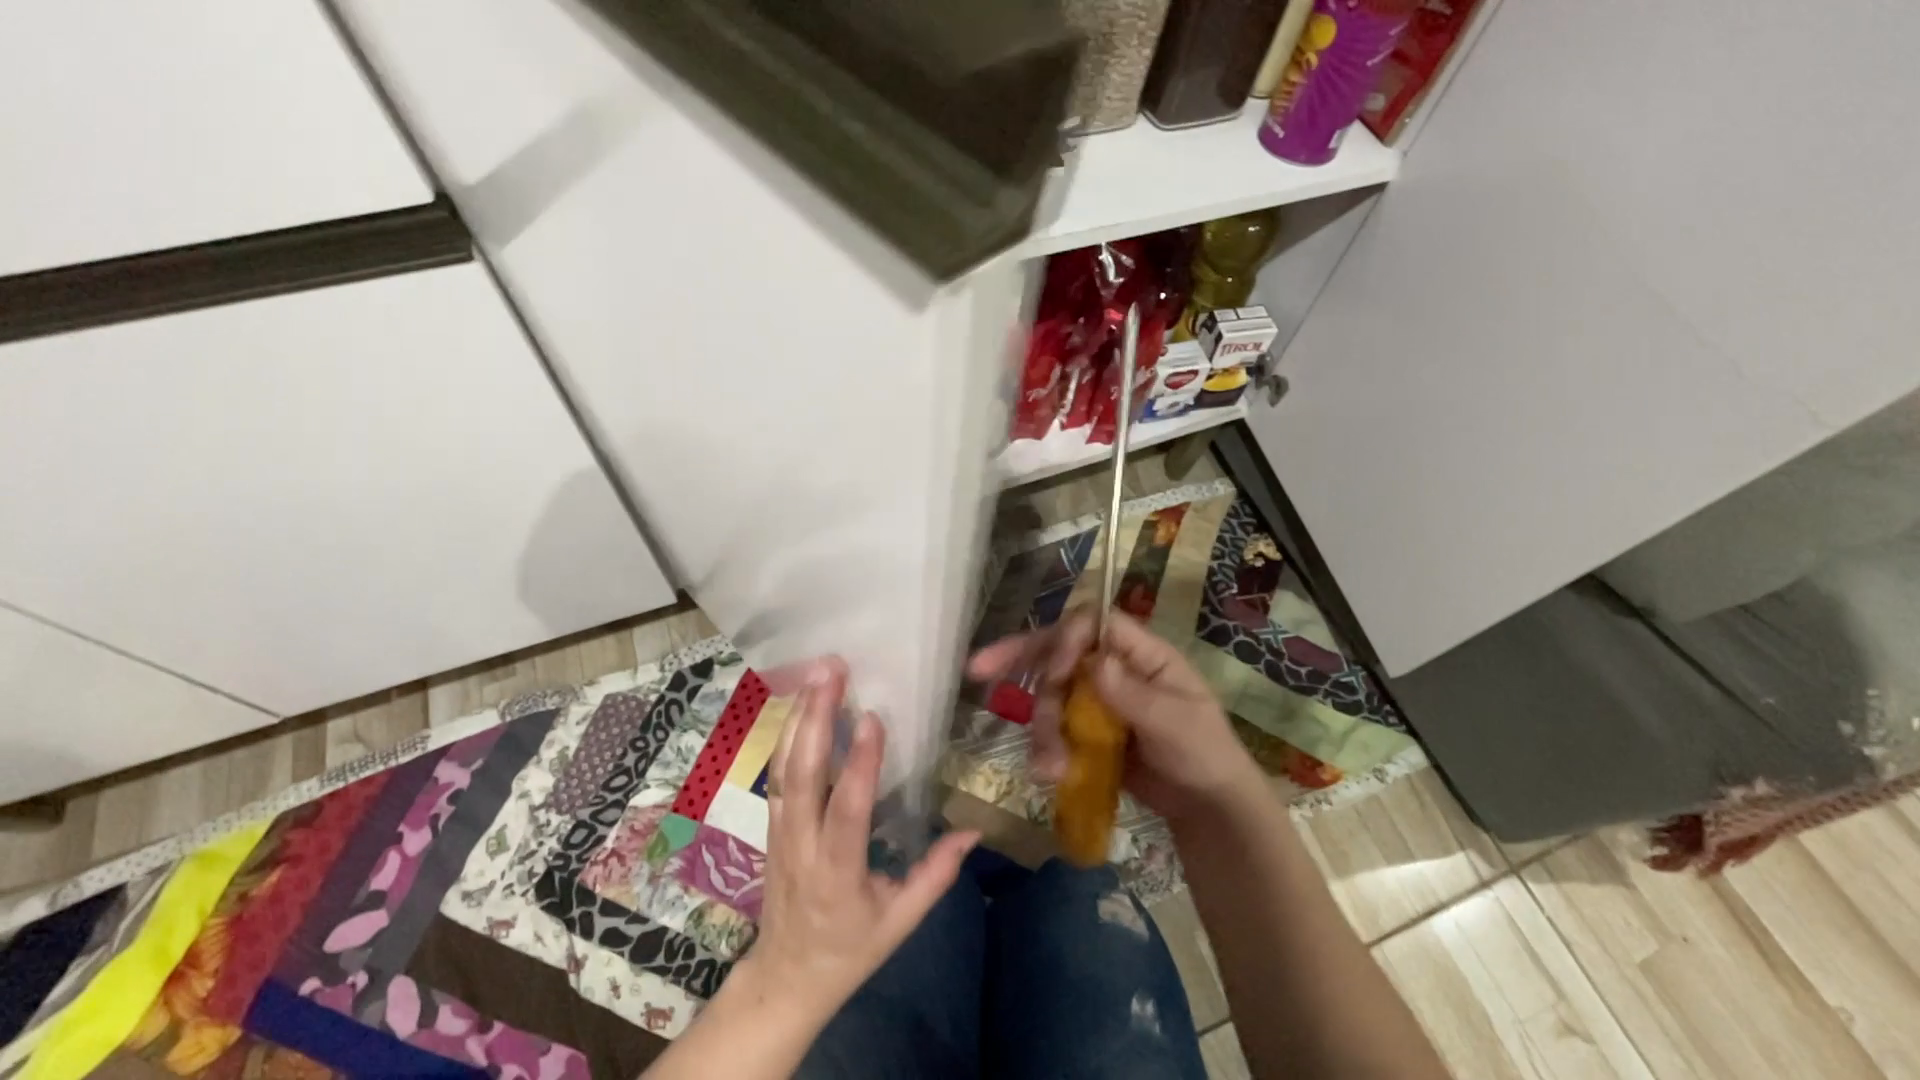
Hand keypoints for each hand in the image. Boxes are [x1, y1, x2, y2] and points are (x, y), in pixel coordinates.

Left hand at [742, 657, 978, 1021]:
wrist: (787, 976)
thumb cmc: (851, 949)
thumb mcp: (901, 921)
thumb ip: (935, 874)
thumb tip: (973, 830)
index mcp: (837, 873)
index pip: (846, 811)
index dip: (857, 764)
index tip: (870, 718)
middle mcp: (801, 846)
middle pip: (801, 776)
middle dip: (815, 718)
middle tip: (832, 670)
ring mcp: (779, 833)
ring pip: (783, 768)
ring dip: (798, 717)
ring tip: (817, 673)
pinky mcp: (771, 825)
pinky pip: (776, 774)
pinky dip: (786, 734)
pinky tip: (800, 703)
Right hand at [968, 611, 1261, 822]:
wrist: (1206, 809)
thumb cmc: (1205, 755)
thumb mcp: (1177, 723)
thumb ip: (1134, 693)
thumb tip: (1095, 660)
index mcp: (1142, 654)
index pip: (1095, 624)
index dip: (1066, 637)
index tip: (1054, 670)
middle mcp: (1112, 669)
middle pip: (1058, 651)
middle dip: (1022, 663)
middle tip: (980, 672)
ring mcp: (1097, 702)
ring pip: (1050, 696)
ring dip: (1040, 727)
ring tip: (1047, 768)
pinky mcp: (1086, 734)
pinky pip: (1053, 729)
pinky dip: (1044, 748)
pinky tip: (1047, 773)